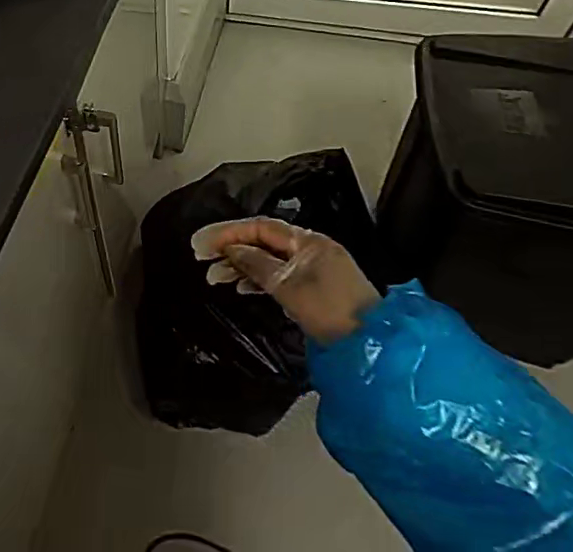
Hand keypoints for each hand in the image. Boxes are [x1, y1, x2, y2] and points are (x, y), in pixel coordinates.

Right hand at [191, 217, 379, 343]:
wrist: (370, 345)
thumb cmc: (330, 311)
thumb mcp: (288, 286)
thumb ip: (257, 264)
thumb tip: (232, 249)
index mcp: (308, 240)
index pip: (261, 227)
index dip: (230, 232)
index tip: (203, 242)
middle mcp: (311, 248)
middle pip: (265, 241)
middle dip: (233, 248)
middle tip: (203, 259)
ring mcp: (315, 268)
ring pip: (270, 259)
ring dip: (243, 265)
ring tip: (217, 276)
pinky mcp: (317, 288)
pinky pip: (280, 275)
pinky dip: (259, 279)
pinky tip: (244, 287)